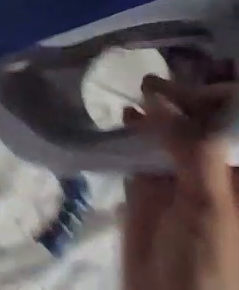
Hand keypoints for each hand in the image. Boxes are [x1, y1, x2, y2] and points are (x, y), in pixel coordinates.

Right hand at [123, 75, 238, 289]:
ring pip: (175, 139)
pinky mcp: (153, 191)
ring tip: (138, 88)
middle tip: (155, 81)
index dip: (225, 103)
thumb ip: (191, 152)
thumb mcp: (211, 208)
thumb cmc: (217, 266)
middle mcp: (223, 179)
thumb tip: (162, 97)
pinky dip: (132, 133)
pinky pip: (145, 154)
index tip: (197, 79)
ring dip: (158, 114)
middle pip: (209, 132)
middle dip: (188, 104)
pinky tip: (121, 115)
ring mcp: (189, 185)